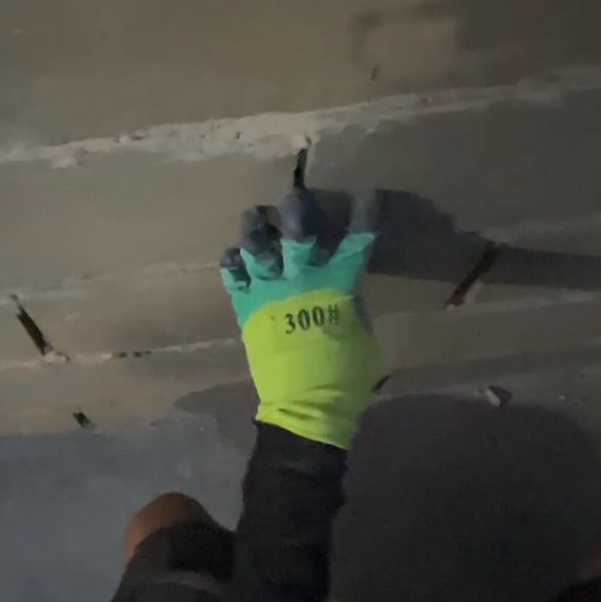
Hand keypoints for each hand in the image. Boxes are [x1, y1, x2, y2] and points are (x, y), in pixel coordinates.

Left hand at [220, 189, 384, 447]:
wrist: (306, 405)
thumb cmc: (346, 375)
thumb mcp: (362, 334)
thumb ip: (350, 304)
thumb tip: (344, 292)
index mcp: (338, 287)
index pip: (357, 244)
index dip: (364, 218)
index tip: (368, 196)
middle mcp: (302, 282)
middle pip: (298, 237)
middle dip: (297, 212)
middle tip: (294, 196)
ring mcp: (270, 294)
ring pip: (258, 251)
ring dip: (255, 229)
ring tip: (254, 214)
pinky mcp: (248, 310)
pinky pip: (234, 280)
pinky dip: (232, 265)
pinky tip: (233, 255)